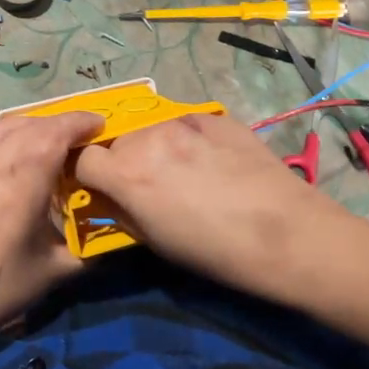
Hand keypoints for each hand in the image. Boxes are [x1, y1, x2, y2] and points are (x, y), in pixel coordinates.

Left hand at [0, 112, 104, 349]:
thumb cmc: (2, 287)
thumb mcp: (56, 268)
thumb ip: (89, 243)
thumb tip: (114, 227)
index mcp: (22, 181)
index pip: (55, 133)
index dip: (78, 123)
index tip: (97, 124)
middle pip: (29, 127)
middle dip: (56, 125)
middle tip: (75, 135)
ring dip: (25, 129)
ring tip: (40, 141)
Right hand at [73, 113, 348, 301]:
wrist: (287, 234)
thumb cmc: (216, 252)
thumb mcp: (156, 242)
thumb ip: (124, 211)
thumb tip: (113, 198)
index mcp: (125, 174)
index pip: (81, 159)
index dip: (89, 175)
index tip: (103, 190)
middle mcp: (146, 138)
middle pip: (117, 142)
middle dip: (124, 162)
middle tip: (150, 186)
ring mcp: (181, 122)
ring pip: (150, 129)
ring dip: (155, 147)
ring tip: (185, 172)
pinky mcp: (213, 116)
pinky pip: (185, 124)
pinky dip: (188, 139)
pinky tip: (212, 161)